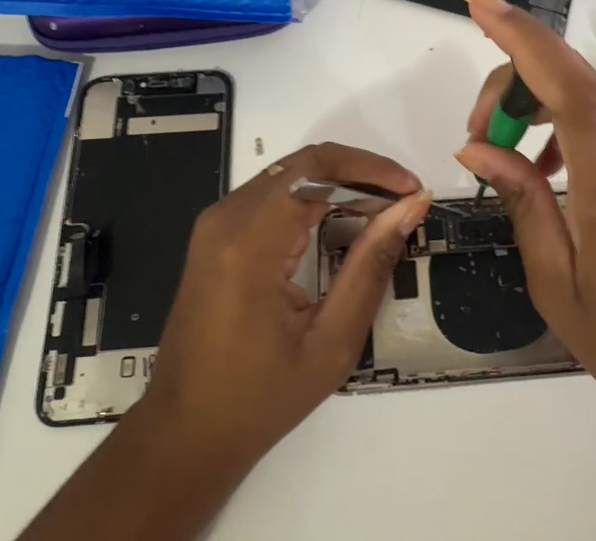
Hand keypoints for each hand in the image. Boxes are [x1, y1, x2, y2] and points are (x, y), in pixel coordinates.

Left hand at [23, 144, 432, 540]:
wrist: (185, 432)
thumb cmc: (260, 398)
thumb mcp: (331, 342)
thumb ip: (371, 266)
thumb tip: (410, 208)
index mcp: (249, 246)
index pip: (315, 170)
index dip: (370, 169)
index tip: (410, 190)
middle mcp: (225, 221)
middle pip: (301, 165)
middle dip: (359, 174)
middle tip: (402, 203)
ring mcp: (214, 226)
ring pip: (287, 175)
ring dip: (337, 184)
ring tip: (381, 214)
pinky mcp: (214, 236)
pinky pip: (270, 196)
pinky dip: (312, 199)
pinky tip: (342, 225)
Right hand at [454, 0, 595, 443]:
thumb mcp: (558, 285)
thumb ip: (522, 202)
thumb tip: (477, 146)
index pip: (573, 88)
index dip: (524, 38)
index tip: (480, 6)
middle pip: (581, 80)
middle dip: (517, 79)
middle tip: (478, 130)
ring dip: (545, 104)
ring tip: (510, 156)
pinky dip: (575, 129)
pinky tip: (554, 174)